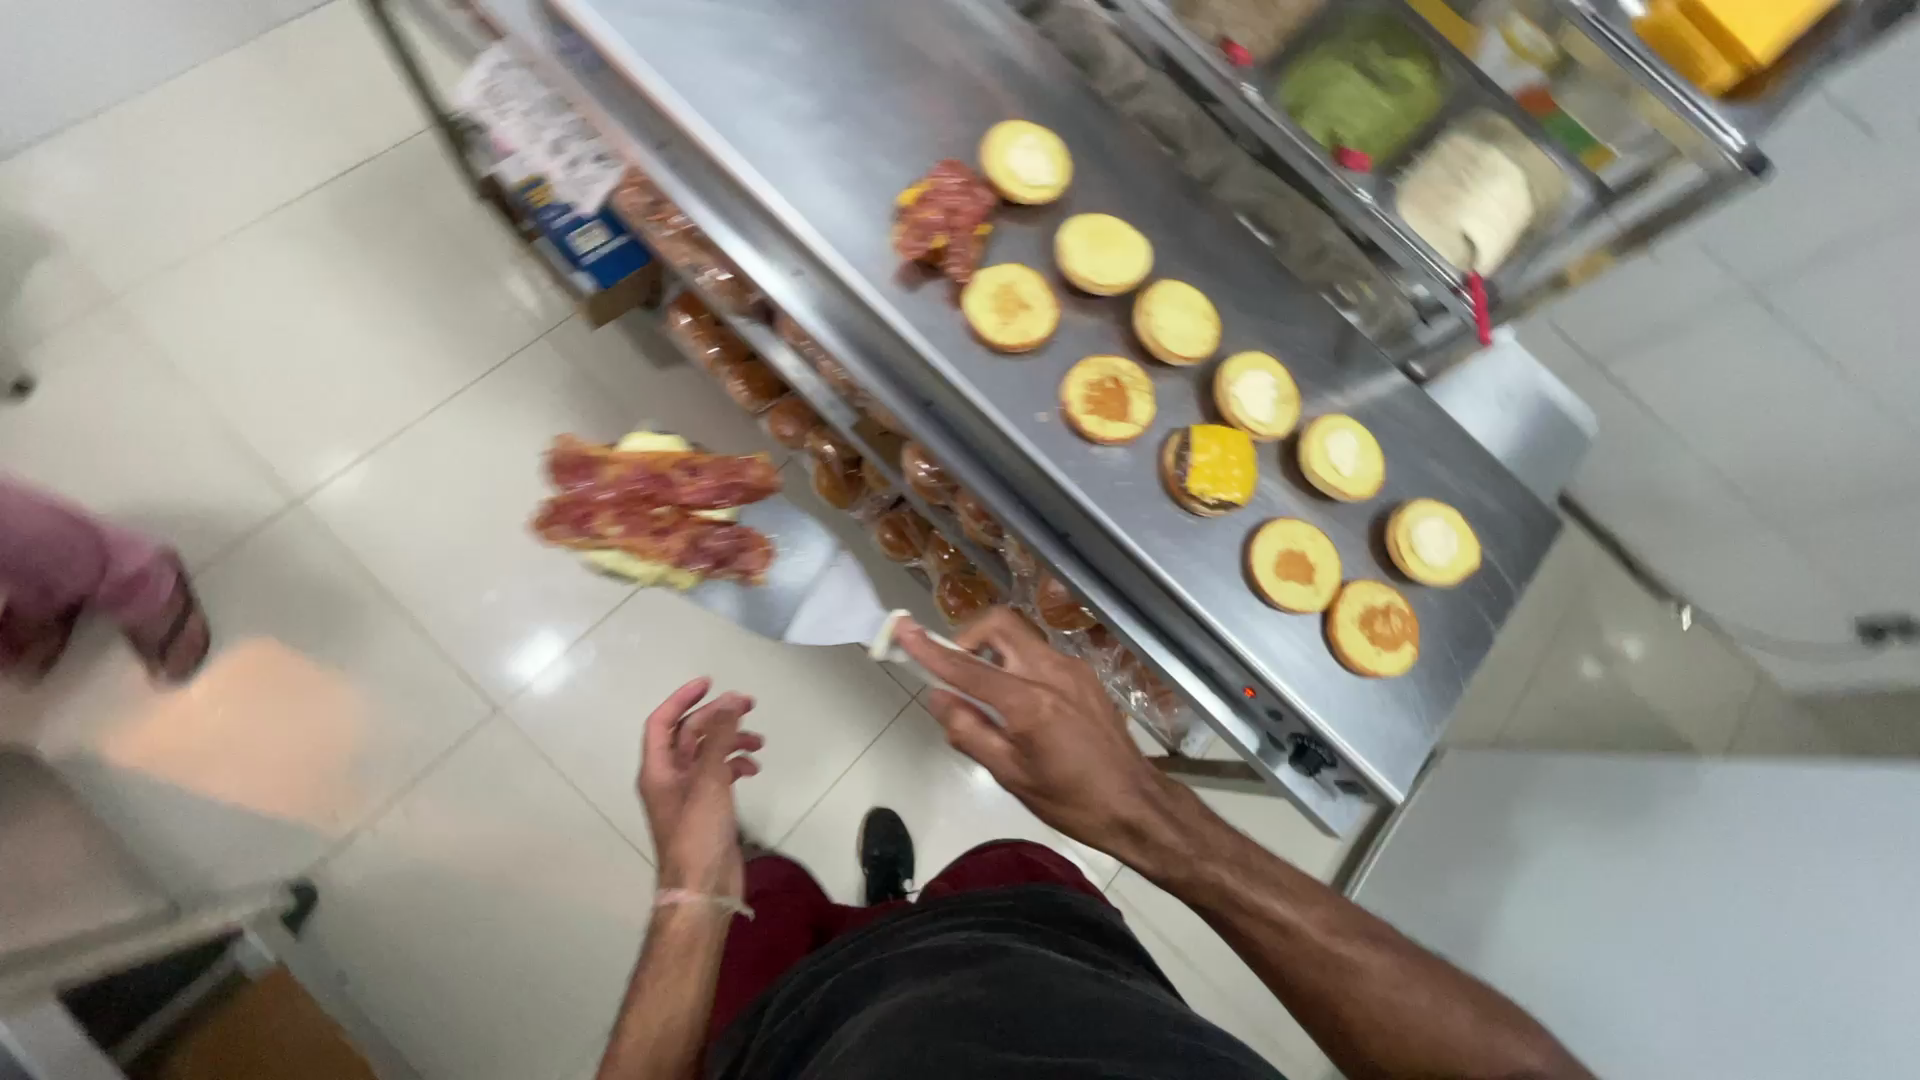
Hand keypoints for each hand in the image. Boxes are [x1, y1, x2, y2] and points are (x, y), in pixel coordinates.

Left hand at [638, 678, 763, 895]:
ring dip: (732, 740)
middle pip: (690, 734)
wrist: (702, 888)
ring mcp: (689, 793)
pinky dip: (737, 765)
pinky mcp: (708, 807)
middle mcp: (669, 777)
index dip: (682, 698)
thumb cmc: (698, 832)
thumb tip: (730, 699)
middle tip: (749, 705)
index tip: (710, 682)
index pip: (662, 722)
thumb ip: (719, 736)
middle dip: (718, 717)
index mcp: (658, 770)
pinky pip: (720, 773)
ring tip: (759, 741)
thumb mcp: (708, 779)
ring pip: (708, 753)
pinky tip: (753, 769)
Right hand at [897, 609, 1173, 860]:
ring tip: (987, 694)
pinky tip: (1020, 703)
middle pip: (1000, 625)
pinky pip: (1040, 655)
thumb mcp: (1010, 775)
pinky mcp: (1086, 675)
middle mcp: (1052, 672)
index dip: (931, 650)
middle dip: (969, 636)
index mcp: (1030, 703)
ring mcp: (1073, 669)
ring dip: (994, 652)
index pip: (968, 668)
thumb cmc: (1070, 801)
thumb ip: (970, 731)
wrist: (1136, 804)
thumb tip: (938, 697)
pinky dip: (1018, 665)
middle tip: (955, 670)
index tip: (904, 631)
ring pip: (1021, 637)